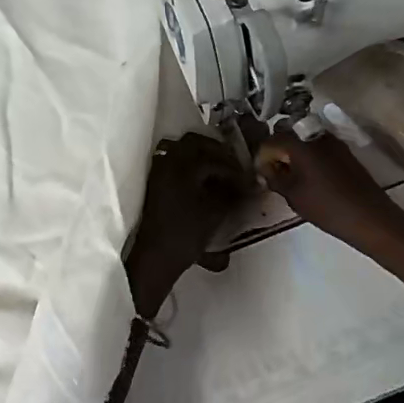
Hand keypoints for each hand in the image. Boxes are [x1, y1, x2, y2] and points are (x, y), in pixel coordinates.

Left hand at [127, 133, 248, 314]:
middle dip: (217, 152)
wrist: (153, 259)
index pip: (215, 158)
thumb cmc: (185, 235)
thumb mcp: (215, 214)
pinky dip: (189, 165)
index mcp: (183, 166)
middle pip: (195, 143)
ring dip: (201, 156)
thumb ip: (234, 195)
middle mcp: (168, 162)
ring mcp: (158, 171)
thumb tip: (250, 185)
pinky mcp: (154, 183)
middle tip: (233, 167)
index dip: (235, 169)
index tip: (248, 180)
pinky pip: (173, 162)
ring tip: (219, 172)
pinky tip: (202, 182)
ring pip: (181, 151)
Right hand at [254, 128, 398, 242]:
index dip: (262, 156)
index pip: (271, 141)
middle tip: (274, 171)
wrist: (368, 215)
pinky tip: (310, 176)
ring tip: (291, 175)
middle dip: (278, 150)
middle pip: (288, 134)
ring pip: (305, 139)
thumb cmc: (326, 206)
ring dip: (294, 153)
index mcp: (300, 142)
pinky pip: (319, 147)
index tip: (262, 173)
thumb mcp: (293, 195)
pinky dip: (310, 156)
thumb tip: (266, 168)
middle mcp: (316, 135)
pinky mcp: (344, 151)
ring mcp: (333, 141)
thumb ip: (274, 177)